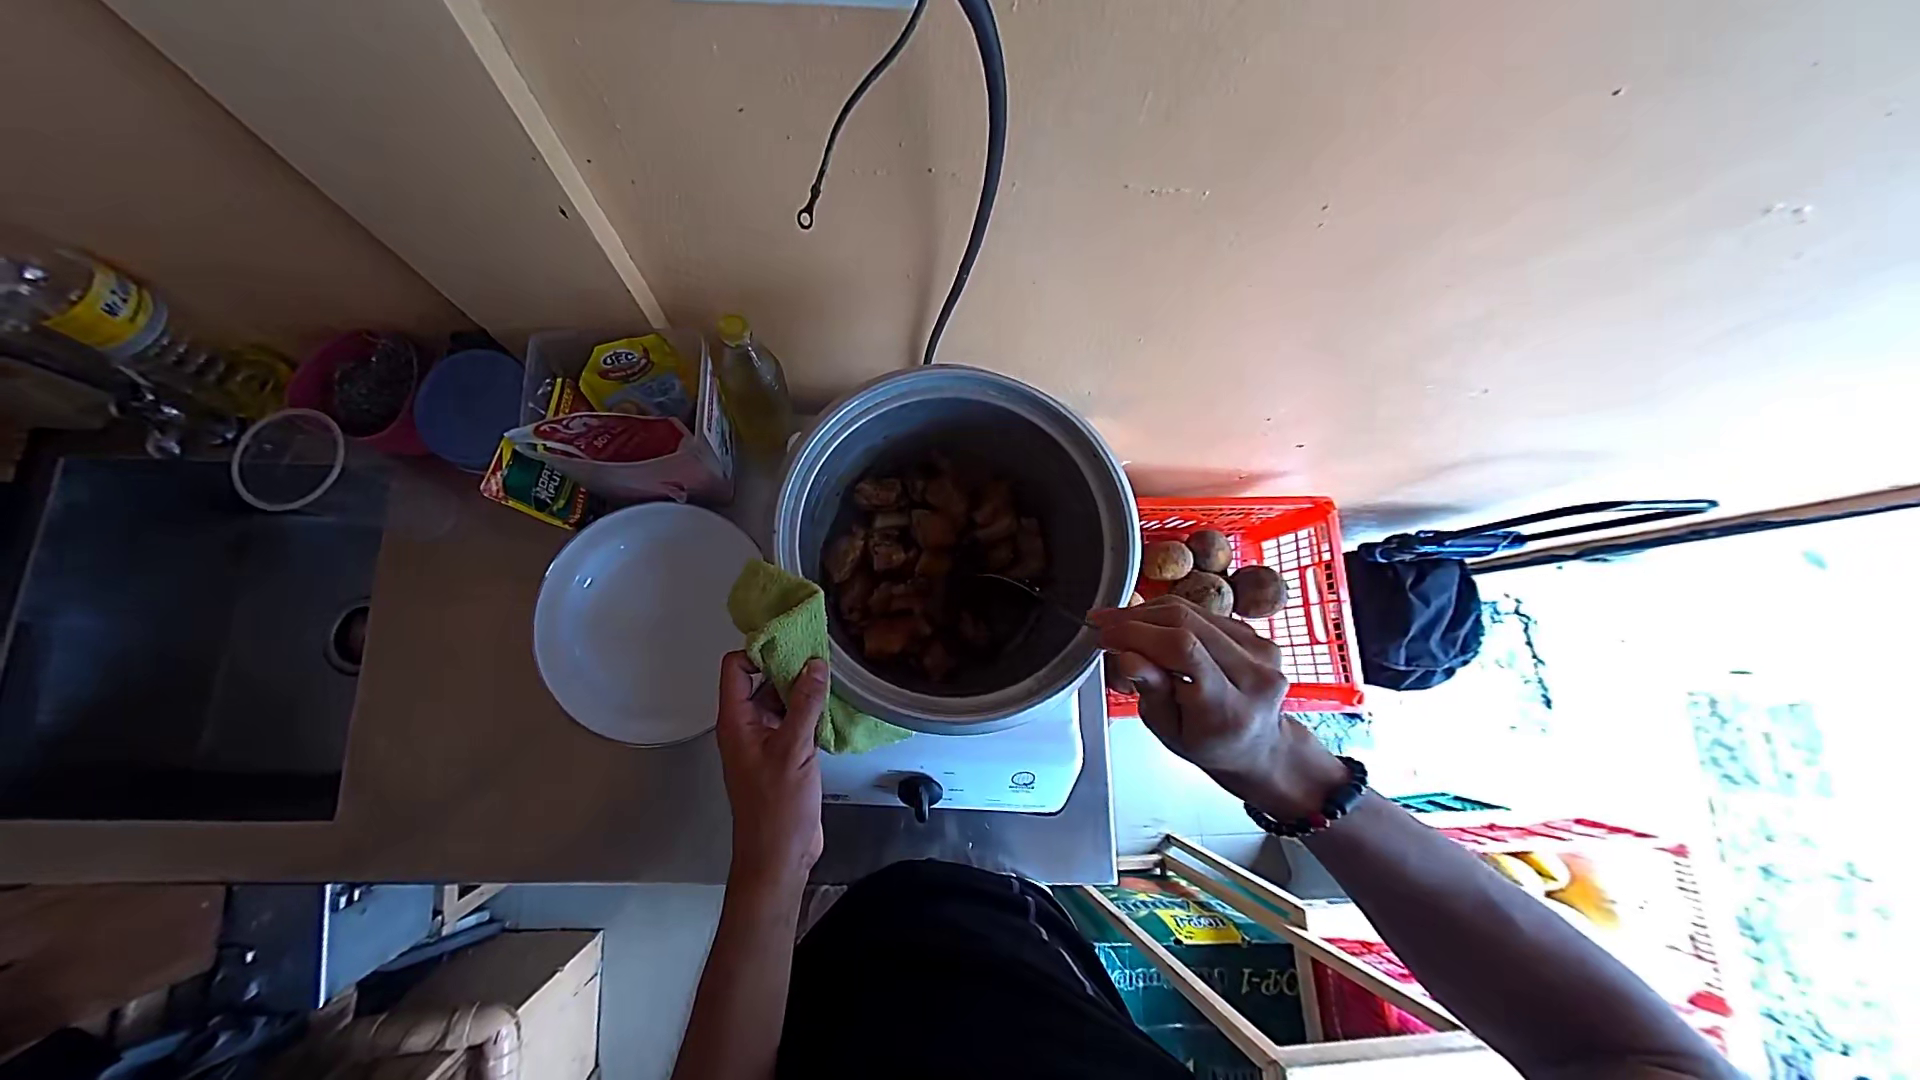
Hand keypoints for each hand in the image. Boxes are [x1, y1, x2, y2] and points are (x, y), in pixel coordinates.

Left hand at [715, 652, 827, 887]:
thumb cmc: (776, 808)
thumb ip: (805, 704)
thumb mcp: (793, 750)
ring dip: (803, 687)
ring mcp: (767, 739)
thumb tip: (815, 665)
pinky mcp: (785, 752)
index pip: (736, 668)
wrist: (780, 855)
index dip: (759, 650)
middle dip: (789, 664)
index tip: (790, 640)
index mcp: (736, 721)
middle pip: (762, 679)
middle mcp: (748, 725)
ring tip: (832, 671)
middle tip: (821, 650)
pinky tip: (833, 702)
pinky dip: (812, 708)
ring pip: (782, 698)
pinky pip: (795, 718)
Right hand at [1092, 596, 1347, 819]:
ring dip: (1147, 612)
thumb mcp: (1168, 731)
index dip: (1136, 633)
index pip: (1182, 649)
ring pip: (1192, 611)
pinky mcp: (1256, 635)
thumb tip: (1127, 657)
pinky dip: (1167, 615)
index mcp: (1230, 709)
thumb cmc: (1209, 744)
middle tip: (1104, 625)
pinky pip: (1202, 612)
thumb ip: (1151, 692)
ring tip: (1119, 624)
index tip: (1105, 636)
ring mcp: (1261, 650)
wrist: (1257, 745)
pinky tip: (1147, 626)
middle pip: (1185, 622)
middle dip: (1135, 618)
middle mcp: (1254, 674)